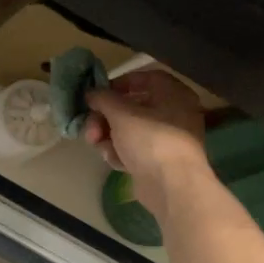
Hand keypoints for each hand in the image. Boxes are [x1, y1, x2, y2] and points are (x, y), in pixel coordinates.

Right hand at [82, 69, 207, 212]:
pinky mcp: (156, 159)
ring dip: (108, 137)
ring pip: (127, 130)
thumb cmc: (151, 140)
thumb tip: (91, 93)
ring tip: (100, 147)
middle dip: (105, 118)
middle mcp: (172, 112)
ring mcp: (164, 137)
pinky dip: (120, 152)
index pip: (145, 77)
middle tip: (90, 128)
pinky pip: (132, 148)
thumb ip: (103, 99)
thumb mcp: (122, 114)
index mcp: (173, 94)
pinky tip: (115, 161)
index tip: (99, 95)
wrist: (172, 185)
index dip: (120, 83)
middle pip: (131, 107)